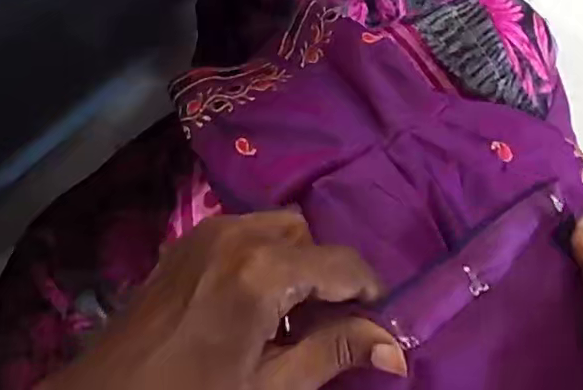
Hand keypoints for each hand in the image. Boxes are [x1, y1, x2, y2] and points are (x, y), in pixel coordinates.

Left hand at [42, 210, 407, 389]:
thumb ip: (331, 356)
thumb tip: (393, 345)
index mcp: (261, 269)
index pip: (339, 262)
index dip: (369, 291)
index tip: (381, 323)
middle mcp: (238, 231)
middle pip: (305, 235)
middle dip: (326, 275)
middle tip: (329, 329)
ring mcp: (209, 228)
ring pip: (275, 227)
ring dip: (295, 263)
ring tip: (289, 322)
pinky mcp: (189, 237)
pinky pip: (244, 231)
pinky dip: (263, 256)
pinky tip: (253, 306)